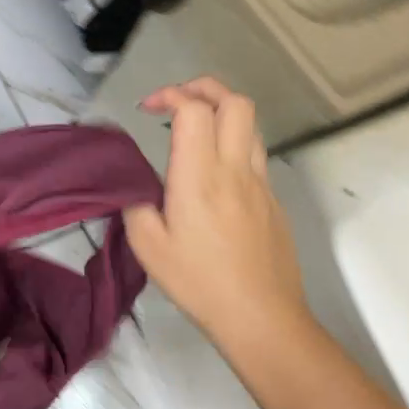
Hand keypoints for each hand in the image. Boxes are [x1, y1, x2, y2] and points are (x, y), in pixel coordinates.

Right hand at [122, 78, 310, 344]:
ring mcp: (261, 184)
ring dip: (221, 112)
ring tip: (194, 129)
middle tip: (176, 102)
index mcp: (200, 175)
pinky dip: (233, 143)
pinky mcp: (275, 202)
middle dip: (204, 88)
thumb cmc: (199, 281)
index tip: (148, 107)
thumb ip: (134, 200)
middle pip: (235, 102)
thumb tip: (133, 179)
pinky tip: (213, 171)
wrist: (264, 321)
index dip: (170, 94)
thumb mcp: (147, 243)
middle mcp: (235, 169)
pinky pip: (256, 154)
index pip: (195, 109)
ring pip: (251, 124)